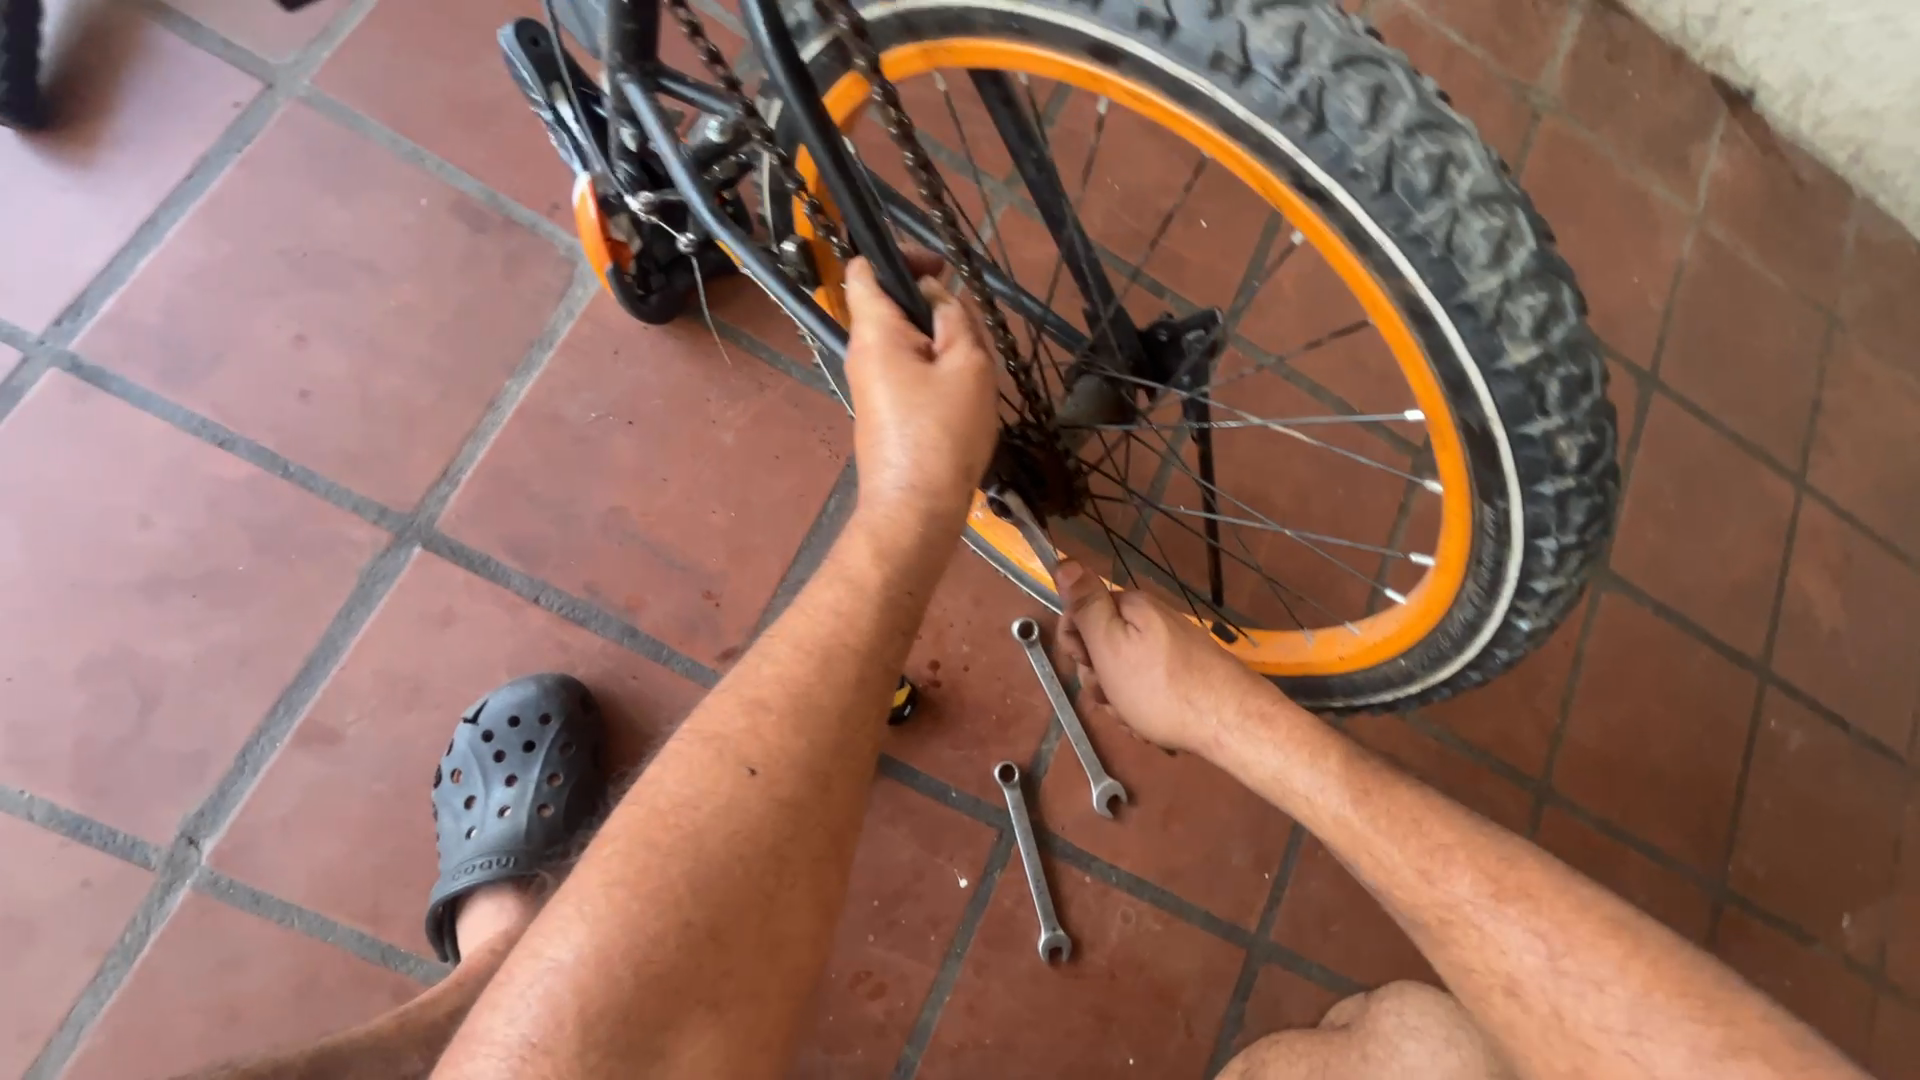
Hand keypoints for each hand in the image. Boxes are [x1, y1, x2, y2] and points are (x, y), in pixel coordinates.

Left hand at [842, 252, 997, 533]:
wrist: (916, 508)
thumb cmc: (944, 433)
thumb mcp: (967, 366)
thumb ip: (954, 318)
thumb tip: (934, 294)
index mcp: (875, 333)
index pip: (864, 270)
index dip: (899, 255)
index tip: (939, 266)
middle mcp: (862, 354)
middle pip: (891, 308)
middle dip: (932, 307)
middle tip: (970, 331)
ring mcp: (869, 386)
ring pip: (905, 344)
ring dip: (940, 344)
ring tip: (973, 371)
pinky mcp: (882, 412)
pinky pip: (907, 374)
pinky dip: (934, 372)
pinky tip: (962, 398)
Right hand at [1053, 558, 1285, 756]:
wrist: (1231, 724)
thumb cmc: (1161, 688)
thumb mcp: (1109, 644)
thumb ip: (1085, 604)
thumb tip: (1064, 559)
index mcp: (1131, 607)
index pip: (1081, 613)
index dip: (1075, 642)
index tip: (1087, 664)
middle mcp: (1151, 623)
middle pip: (1101, 649)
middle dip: (1100, 679)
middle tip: (1113, 696)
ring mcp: (1169, 651)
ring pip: (1121, 676)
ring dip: (1119, 701)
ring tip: (1136, 716)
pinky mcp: (1183, 676)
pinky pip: (1146, 691)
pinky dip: (1142, 709)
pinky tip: (1151, 724)